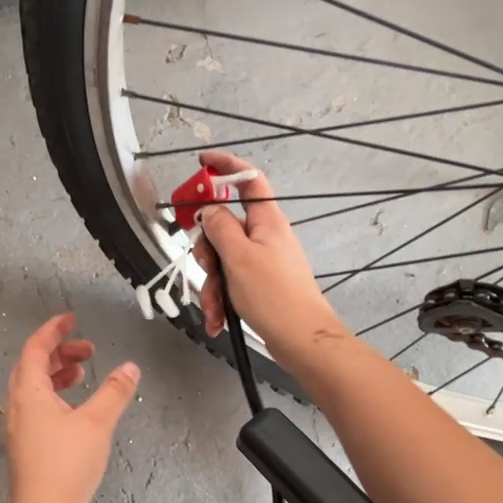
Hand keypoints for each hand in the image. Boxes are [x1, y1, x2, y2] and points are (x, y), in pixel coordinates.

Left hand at [2, 314, 139, 502]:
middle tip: (88, 349)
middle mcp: (18, 407)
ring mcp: (20, 428)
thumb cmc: (66, 466)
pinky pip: (38, 408)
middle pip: (32, 367)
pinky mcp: (28, 447)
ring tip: (84, 373)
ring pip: (35, 389)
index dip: (53, 331)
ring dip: (58, 375)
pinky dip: (56, 396)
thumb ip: (114, 392)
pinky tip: (78, 409)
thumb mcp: (97, 424)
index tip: (71, 319)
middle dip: (58, 352)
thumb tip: (130, 367)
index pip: (35, 349)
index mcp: (29, 394)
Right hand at [191, 150, 346, 359]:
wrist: (301, 339)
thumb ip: (219, 227)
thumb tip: (208, 209)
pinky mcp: (259, 284)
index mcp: (265, 221)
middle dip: (207, 252)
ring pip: (223, 260)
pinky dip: (221, 300)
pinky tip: (218, 320)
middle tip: (207, 268)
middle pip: (224, 228)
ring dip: (212, 284)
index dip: (226, 166)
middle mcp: (265, 237)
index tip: (202, 163)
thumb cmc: (273, 295)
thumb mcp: (238, 257)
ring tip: (215, 308)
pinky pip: (231, 283)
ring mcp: (262, 261)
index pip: (247, 180)